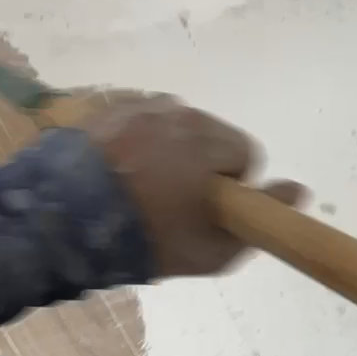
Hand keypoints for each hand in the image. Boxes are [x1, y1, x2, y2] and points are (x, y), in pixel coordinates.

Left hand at [74, 90, 306, 278]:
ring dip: (164, 148)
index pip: (243, 153)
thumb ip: (263, 219)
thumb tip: (297, 189)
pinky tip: (113, 169)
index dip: (229, 185)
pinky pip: (132, 122)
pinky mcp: (98, 111)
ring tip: (136, 184)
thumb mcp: (212, 249)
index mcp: (205, 138)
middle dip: (197, 163)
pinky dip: (131, 141)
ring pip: (168, 126)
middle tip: (166, 200)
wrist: (60, 220)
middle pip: (206, 134)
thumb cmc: (143, 237)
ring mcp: (131, 106)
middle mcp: (172, 111)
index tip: (201, 208)